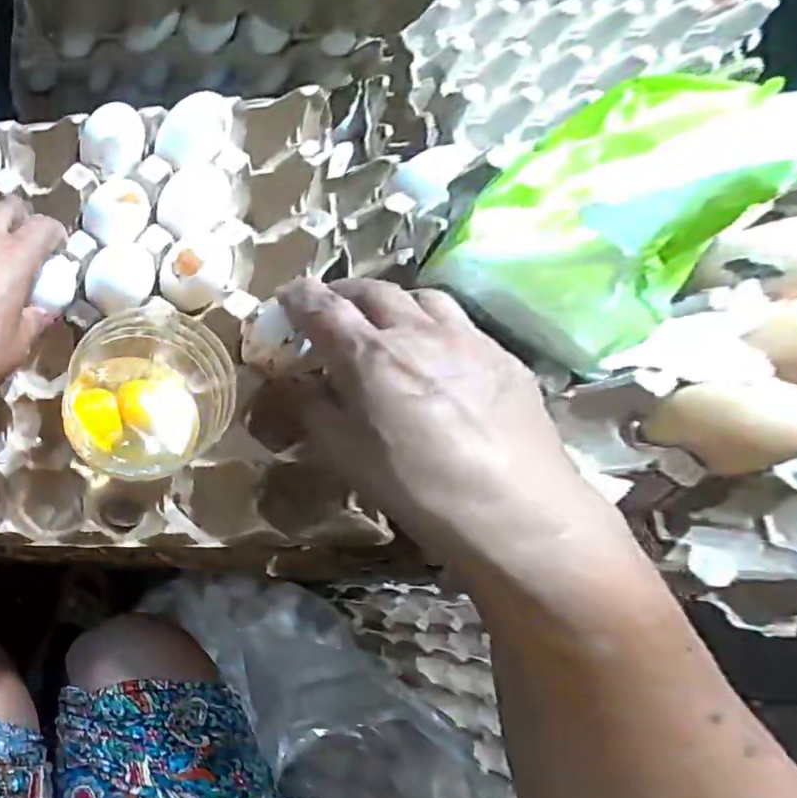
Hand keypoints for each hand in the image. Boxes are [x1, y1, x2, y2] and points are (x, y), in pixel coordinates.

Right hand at [275, 278, 619, 567]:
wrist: (512, 507)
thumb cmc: (410, 482)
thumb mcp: (339, 448)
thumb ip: (310, 405)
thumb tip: (291, 382)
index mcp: (368, 355)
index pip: (323, 307)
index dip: (297, 296)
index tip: (284, 296)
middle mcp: (416, 333)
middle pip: (372, 291)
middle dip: (341, 292)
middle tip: (325, 308)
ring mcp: (466, 339)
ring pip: (420, 297)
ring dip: (388, 301)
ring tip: (378, 323)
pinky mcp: (502, 355)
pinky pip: (457, 321)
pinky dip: (428, 322)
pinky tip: (428, 353)